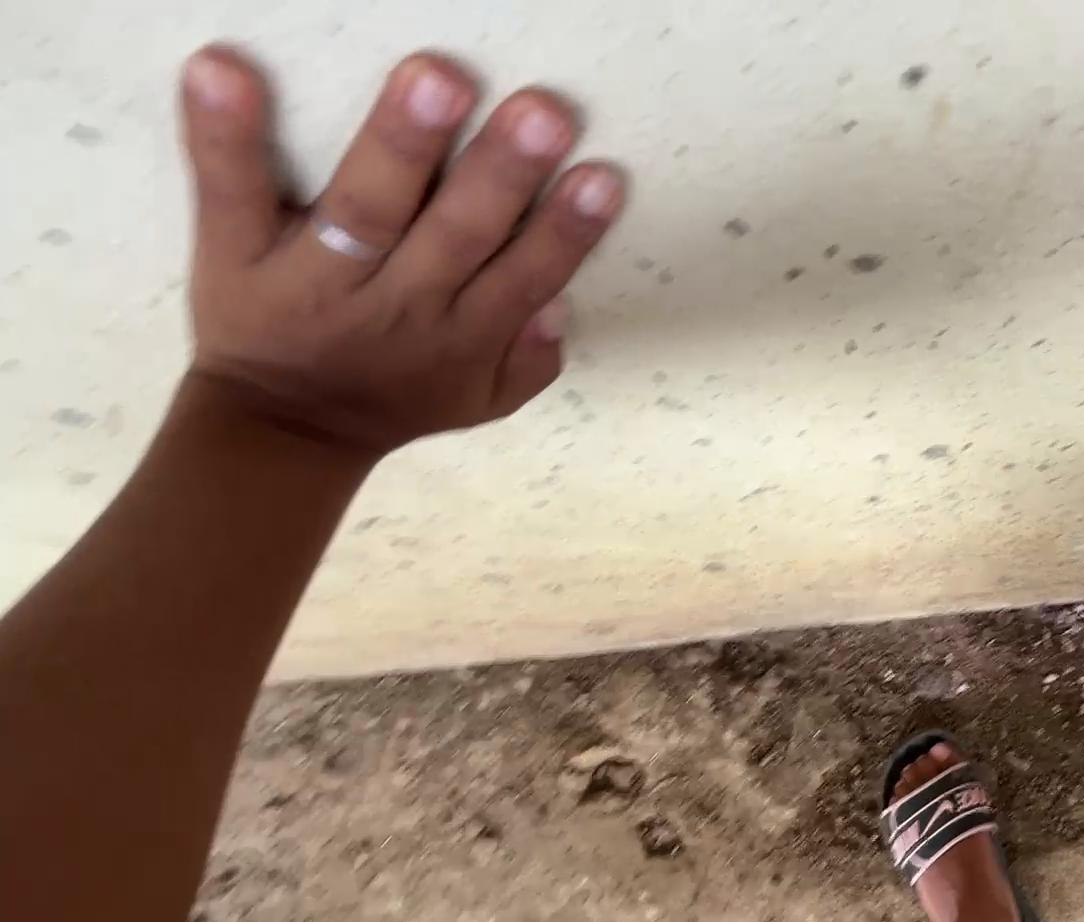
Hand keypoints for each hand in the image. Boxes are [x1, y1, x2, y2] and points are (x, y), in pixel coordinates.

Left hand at [177, 46, 623, 454]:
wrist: (291, 427)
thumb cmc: (407, 399)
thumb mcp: (492, 399)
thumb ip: (535, 357)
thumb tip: (560, 301)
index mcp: (467, 335)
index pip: (528, 277)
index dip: (566, 231)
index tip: (600, 180)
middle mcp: (403, 304)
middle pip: (460, 234)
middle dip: (503, 174)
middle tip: (543, 113)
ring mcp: (318, 277)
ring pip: (367, 209)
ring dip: (401, 145)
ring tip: (438, 80)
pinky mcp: (237, 252)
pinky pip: (231, 193)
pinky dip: (223, 136)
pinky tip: (228, 72)